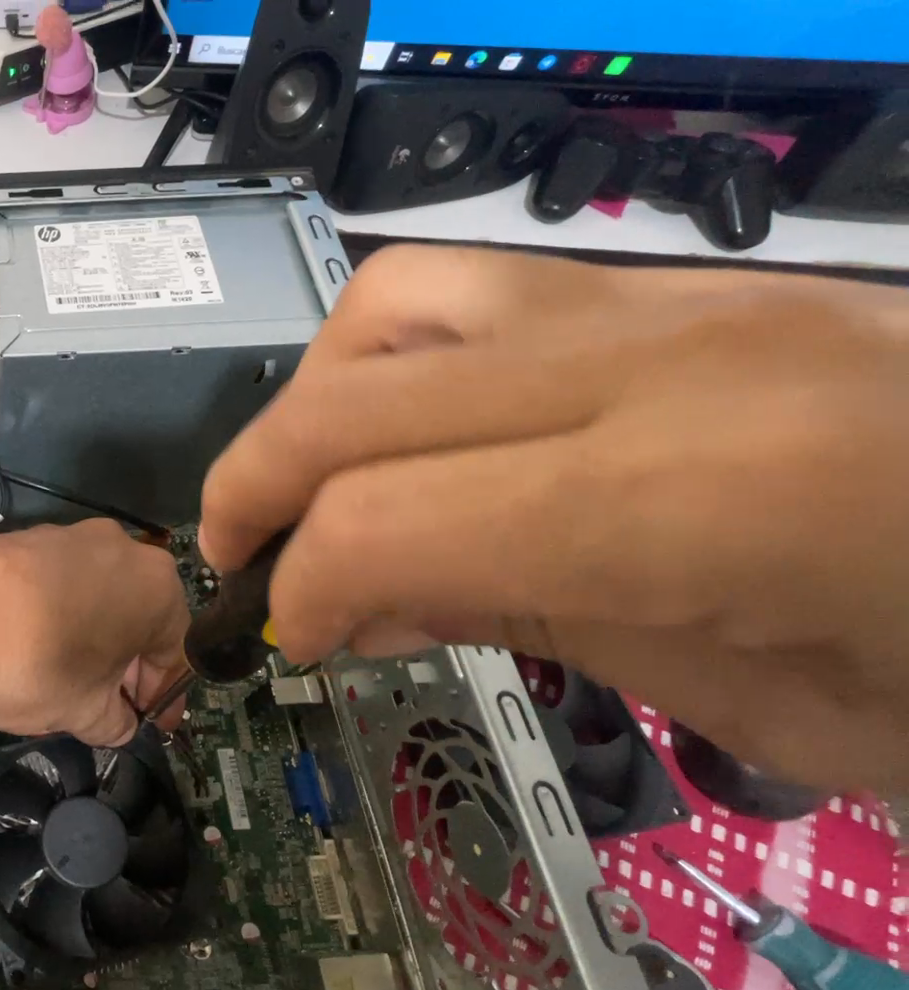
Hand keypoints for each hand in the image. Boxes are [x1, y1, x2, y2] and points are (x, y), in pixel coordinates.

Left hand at [0, 520, 189, 745]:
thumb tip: (119, 723)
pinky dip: (55, 614)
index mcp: (155, 584)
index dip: (166, 694)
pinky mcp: (19, 537)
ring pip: (95, 594)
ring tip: (66, 680)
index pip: (177, 648)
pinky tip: (29, 646)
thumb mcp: (84, 711)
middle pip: (137, 613)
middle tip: (111, 706)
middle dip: (128, 664)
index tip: (154, 722)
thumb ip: (115, 720)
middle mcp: (118, 546)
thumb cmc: (35, 667)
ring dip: (91, 638)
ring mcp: (65, 535)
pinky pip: (55, 582)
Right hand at [201, 245, 908, 792]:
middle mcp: (658, 360)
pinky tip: (396, 421)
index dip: (302, 591)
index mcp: (696, 496)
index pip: (387, 519)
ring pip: (386, 309)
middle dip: (251, 489)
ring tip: (312, 482)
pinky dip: (378, 355)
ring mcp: (661, 297)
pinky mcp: (663, 282)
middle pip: (351, 401)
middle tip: (239, 560)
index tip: (294, 640)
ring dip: (307, 408)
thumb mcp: (752, 705)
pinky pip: (457, 286)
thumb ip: (521, 625)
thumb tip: (355, 608)